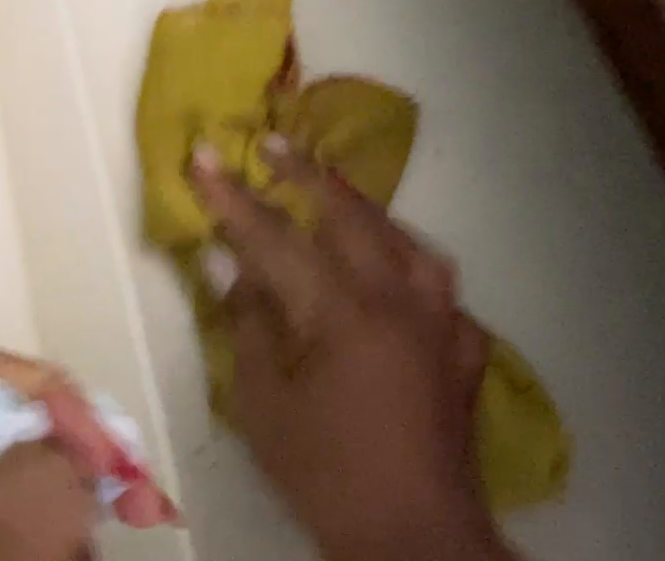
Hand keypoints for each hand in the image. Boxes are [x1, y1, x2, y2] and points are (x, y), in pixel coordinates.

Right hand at [190, 136, 515, 560]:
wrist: (415, 539)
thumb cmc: (321, 467)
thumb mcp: (260, 396)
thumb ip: (248, 319)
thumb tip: (228, 260)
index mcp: (343, 316)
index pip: (274, 238)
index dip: (233, 196)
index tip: (202, 155)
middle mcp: (399, 308)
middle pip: (352, 220)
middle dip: (306, 176)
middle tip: (271, 144)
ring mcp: (440, 330)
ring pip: (408, 244)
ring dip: (364, 210)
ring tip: (332, 190)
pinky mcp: (462, 356)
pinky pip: (438, 290)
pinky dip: (406, 265)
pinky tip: (387, 271)